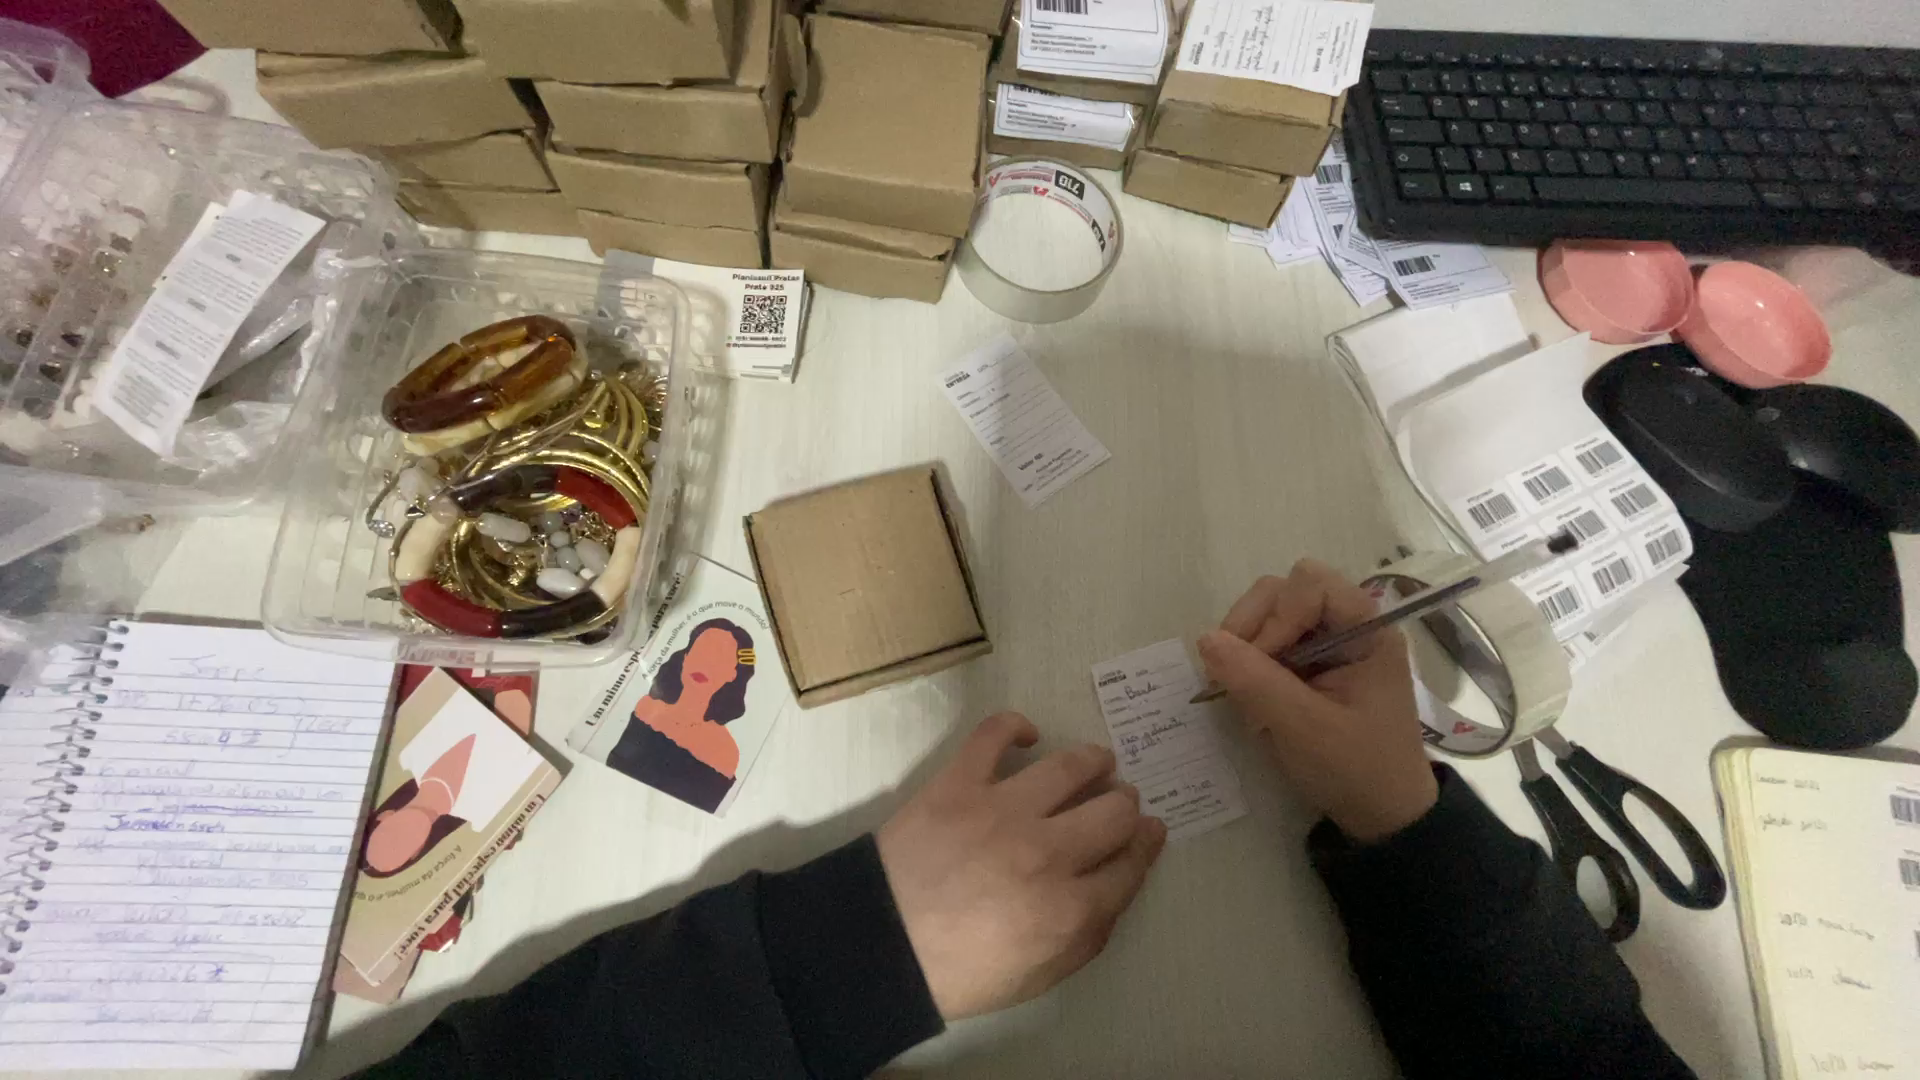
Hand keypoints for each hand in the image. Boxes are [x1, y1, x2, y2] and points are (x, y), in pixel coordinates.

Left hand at [876, 713, 1167, 1020]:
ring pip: (1070, 767)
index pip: (1129, 864)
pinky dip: (1016, 725)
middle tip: (1120, 799)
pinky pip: (995, 734)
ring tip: (1099, 759)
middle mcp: (1048, 852)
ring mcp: (1004, 809)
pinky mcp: (961, 781)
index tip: (1150, 829)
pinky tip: (1029, 733)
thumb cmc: (959, 969)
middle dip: (1125, 804)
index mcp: (1069, 909)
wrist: (880, 942)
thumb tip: (1113, 890)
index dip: (1146, 845)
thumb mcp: (1037, 976)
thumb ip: (1086, 938)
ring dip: (1094, 760)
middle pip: (1113, 812)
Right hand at [1198, 560, 1437, 843]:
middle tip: (1239, 674)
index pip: (1310, 583)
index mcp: (1366, 631)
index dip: (1279, 614)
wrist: (1380, 815)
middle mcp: (1344, 626)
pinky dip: (1245, 660)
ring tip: (1242, 688)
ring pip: (1264, 612)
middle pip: (1280, 591)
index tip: (1266, 661)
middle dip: (1251, 627)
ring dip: (1243, 644)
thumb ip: (1256, 681)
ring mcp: (1321, 642)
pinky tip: (1249, 694)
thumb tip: (1205, 639)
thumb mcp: (1304, 729)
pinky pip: (1261, 638)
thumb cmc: (1356, 770)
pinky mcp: (1303, 660)